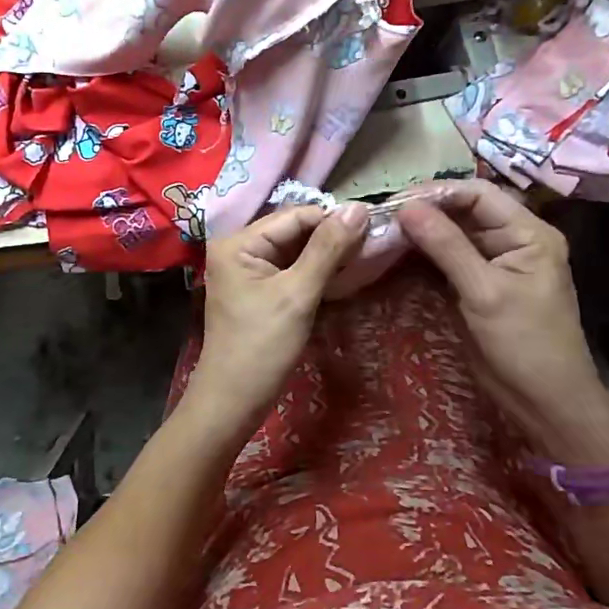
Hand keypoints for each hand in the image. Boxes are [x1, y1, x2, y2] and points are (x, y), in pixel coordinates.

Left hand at [187, 204, 368, 426]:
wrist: (233, 400)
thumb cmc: (262, 347)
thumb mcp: (298, 294)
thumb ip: (328, 249)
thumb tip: (359, 208)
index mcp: (238, 242)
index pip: (295, 216)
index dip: (335, 218)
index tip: (375, 226)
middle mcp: (238, 248)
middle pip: (294, 230)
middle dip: (332, 236)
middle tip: (373, 243)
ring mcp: (246, 270)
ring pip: (295, 250)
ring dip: (327, 254)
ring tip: (364, 257)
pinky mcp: (257, 290)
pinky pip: (290, 269)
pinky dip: (315, 271)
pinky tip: (342, 275)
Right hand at [395, 180, 608, 464]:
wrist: (544, 401)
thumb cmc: (524, 344)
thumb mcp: (484, 292)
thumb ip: (447, 246)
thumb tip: (407, 207)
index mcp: (529, 232)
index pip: (478, 194)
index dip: (436, 192)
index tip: (394, 201)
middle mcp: (513, 240)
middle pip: (464, 211)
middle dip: (424, 211)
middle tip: (381, 215)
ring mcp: (495, 263)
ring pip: (453, 235)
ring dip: (420, 233)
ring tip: (383, 230)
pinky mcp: (479, 285)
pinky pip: (449, 259)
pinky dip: (424, 256)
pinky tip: (396, 252)